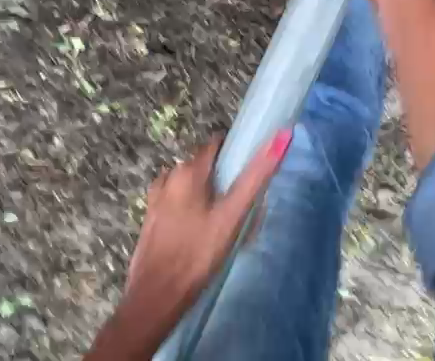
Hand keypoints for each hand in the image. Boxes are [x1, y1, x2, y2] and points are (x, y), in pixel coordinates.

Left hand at [103, 131, 289, 347]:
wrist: (155, 300)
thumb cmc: (197, 253)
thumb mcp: (233, 214)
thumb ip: (258, 175)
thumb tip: (283, 135)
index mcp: (188, 171)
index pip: (216, 144)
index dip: (236, 153)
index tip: (250, 172)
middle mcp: (168, 178)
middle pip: (204, 166)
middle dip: (224, 178)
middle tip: (242, 204)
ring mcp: (156, 201)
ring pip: (190, 185)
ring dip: (208, 194)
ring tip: (225, 220)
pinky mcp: (151, 221)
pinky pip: (178, 203)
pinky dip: (192, 208)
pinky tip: (202, 232)